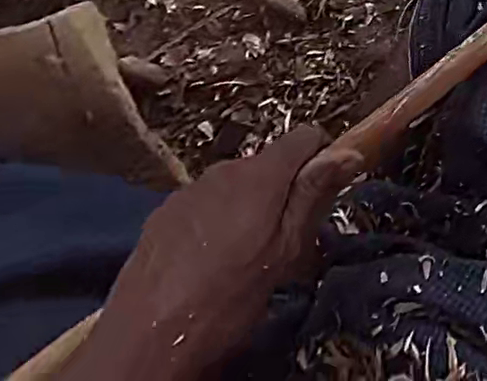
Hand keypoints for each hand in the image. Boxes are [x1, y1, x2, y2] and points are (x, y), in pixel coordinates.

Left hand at [63, 126, 363, 380]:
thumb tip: (349, 152)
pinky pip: (203, 203)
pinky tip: (203, 260)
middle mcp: (225, 169)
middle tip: (280, 235)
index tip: (320, 191)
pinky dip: (212, 219)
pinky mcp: (159, 216)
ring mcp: (187, 191)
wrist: (137, 350)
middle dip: (281, 187)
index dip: (320, 157)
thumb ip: (315, 194)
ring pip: (235, 183)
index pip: (306, 135)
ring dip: (245, 203)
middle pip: (269, 162)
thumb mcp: (286, 249)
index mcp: (262, 174)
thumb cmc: (226, 299)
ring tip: (238, 252)